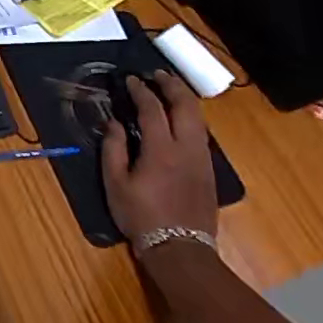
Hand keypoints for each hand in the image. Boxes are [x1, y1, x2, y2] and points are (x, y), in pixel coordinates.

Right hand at [100, 70, 218, 244]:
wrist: (180, 248)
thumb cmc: (141, 216)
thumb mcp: (115, 184)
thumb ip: (113, 149)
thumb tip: (115, 123)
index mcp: (161, 150)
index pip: (153, 109)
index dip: (141, 91)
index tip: (130, 81)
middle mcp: (187, 147)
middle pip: (185, 105)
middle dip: (171, 85)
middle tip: (156, 74)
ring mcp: (202, 157)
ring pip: (199, 117)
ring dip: (184, 98)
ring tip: (169, 90)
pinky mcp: (209, 168)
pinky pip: (202, 132)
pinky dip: (190, 116)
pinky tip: (180, 119)